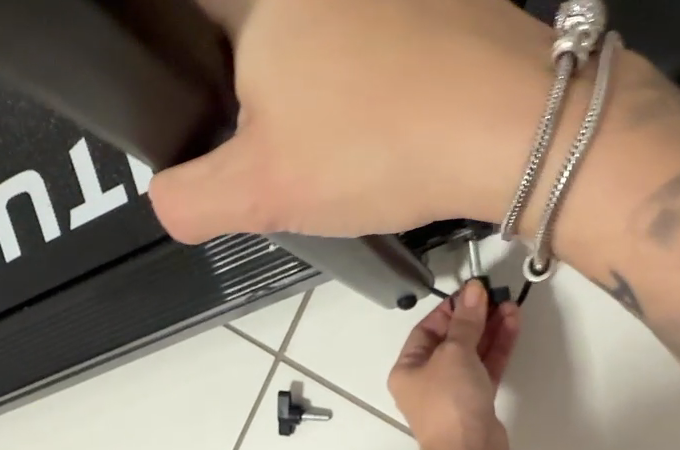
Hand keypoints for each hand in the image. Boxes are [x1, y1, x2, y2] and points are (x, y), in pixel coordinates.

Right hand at [150, 0, 555, 242]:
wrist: (512, 127)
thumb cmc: (378, 146)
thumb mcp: (262, 191)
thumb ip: (191, 198)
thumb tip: (168, 200)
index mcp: (258, 4)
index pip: (196, 35)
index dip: (207, 98)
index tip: (243, 142)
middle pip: (262, 46)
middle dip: (272, 105)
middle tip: (307, 158)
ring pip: (326, 49)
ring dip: (331, 100)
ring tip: (360, 149)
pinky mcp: (435, 2)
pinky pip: (382, 49)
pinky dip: (381, 87)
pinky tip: (400, 128)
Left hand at [389, 280, 519, 449]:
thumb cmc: (450, 402)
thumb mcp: (454, 353)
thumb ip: (466, 321)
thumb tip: (474, 290)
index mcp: (408, 369)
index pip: (427, 329)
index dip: (450, 308)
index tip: (473, 291)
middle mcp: (428, 381)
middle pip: (452, 340)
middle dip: (475, 318)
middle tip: (497, 295)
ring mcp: (454, 393)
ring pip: (473, 354)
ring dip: (491, 330)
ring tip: (511, 306)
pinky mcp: (478, 404)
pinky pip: (487, 369)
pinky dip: (498, 349)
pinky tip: (513, 326)